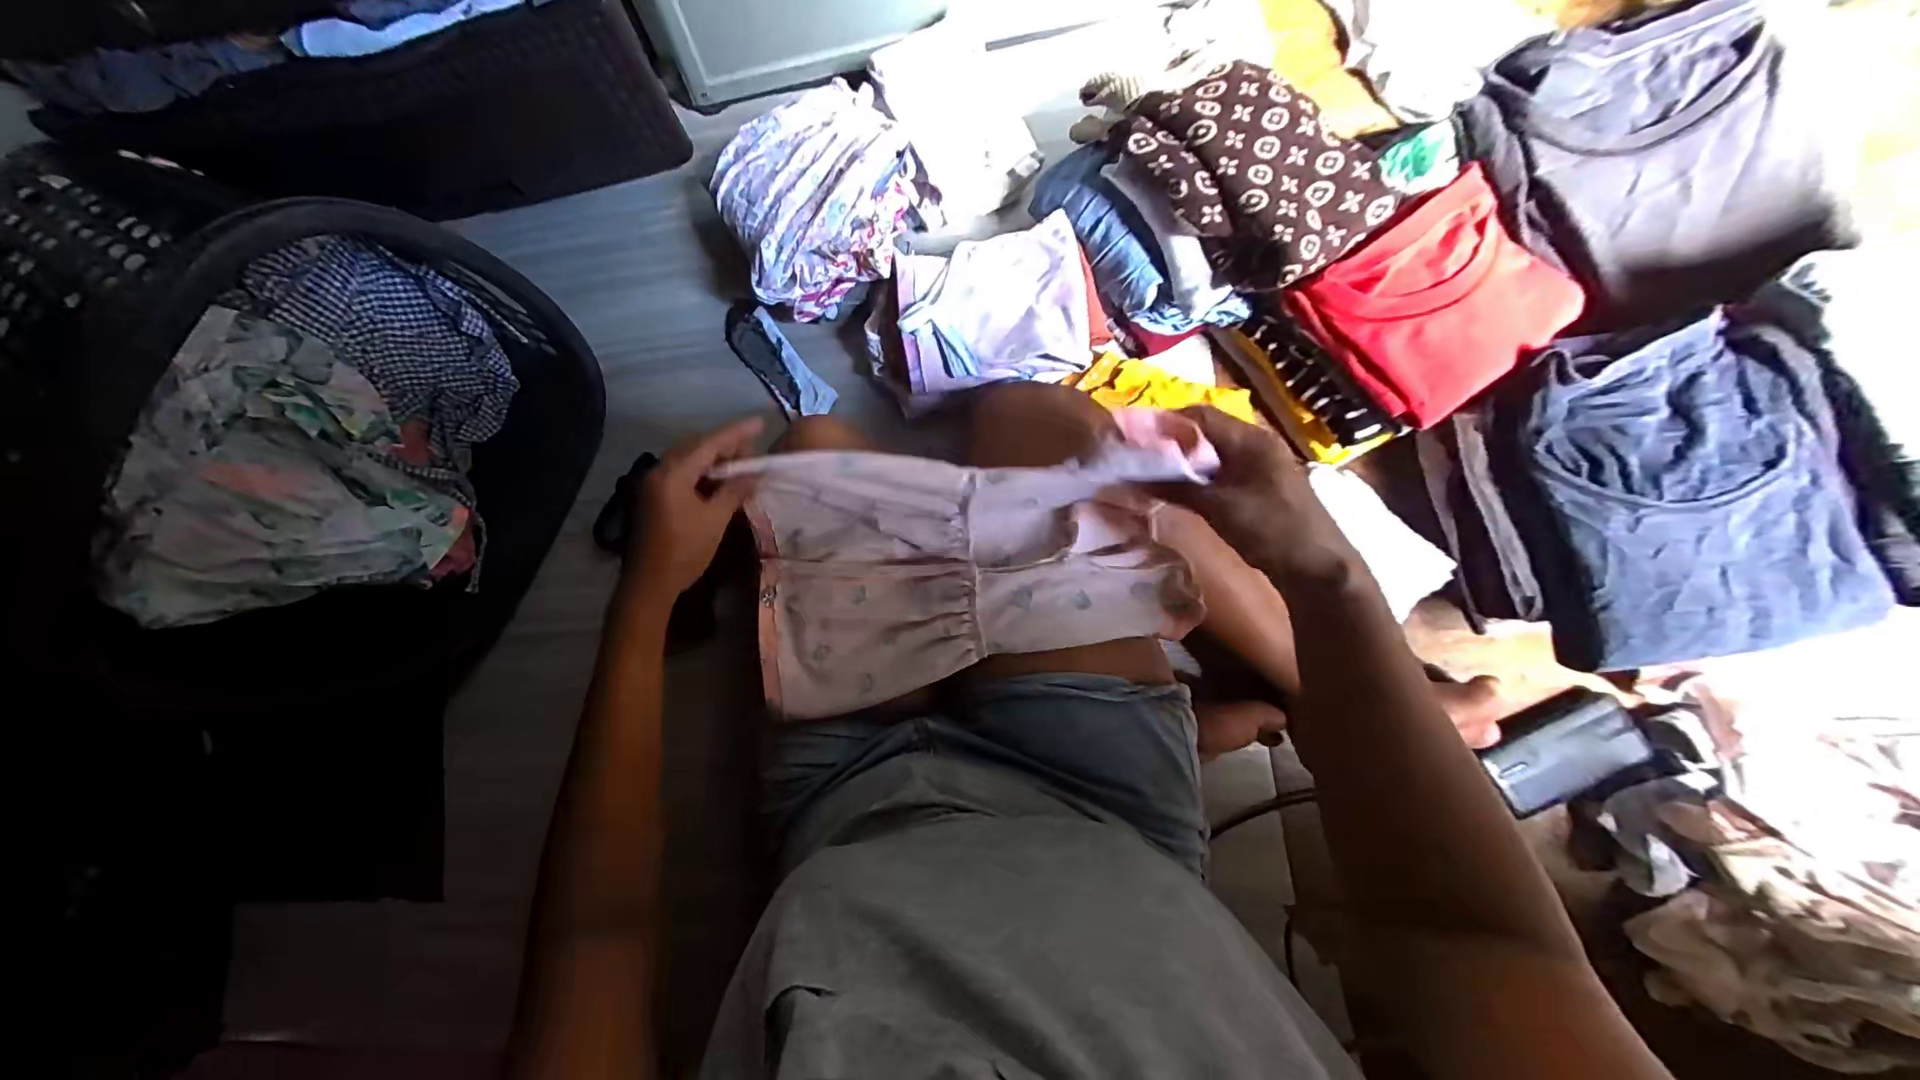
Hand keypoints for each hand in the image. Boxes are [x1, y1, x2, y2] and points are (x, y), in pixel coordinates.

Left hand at [631, 416, 764, 594]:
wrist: (649, 583)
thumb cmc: (685, 551)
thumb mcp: (715, 520)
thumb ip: (734, 492)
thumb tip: (754, 474)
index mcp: (673, 474)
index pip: (709, 444)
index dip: (737, 432)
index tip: (760, 422)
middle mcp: (660, 471)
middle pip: (696, 446)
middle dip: (726, 445)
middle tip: (753, 451)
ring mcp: (654, 484)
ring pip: (689, 459)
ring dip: (715, 458)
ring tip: (741, 465)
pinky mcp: (655, 496)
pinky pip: (682, 473)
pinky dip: (703, 471)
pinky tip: (720, 481)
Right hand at [1149, 407, 1359, 581]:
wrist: (1317, 567)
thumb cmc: (1271, 530)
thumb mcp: (1218, 508)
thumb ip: (1176, 487)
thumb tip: (1133, 477)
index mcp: (1251, 440)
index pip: (1200, 415)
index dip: (1164, 422)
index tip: (1133, 434)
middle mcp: (1257, 443)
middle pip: (1206, 429)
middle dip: (1171, 439)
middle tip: (1138, 453)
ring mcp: (1260, 463)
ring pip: (1212, 449)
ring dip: (1183, 456)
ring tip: (1150, 469)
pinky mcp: (1259, 483)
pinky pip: (1221, 467)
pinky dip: (1197, 472)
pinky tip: (1178, 486)